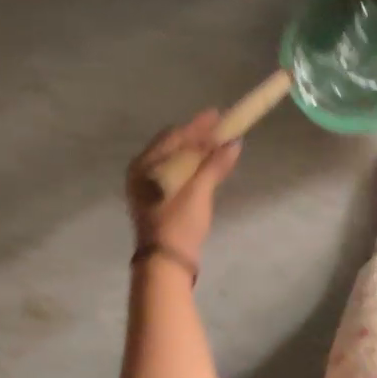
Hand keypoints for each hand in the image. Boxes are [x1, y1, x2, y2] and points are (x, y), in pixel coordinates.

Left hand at [128, 109, 242, 264]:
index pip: (175, 136)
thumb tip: (234, 142)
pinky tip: (208, 166)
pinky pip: (176, 174)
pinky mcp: (158, 200)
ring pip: (175, 160)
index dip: (199, 125)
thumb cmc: (178, 223)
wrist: (165, 262)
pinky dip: (193, 167)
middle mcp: (142, 171)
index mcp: (145, 165)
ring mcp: (149, 187)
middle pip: (173, 146)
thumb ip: (215, 164)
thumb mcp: (198, 191)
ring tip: (219, 144)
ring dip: (197, 152)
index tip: (219, 114)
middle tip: (222, 128)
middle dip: (198, 137)